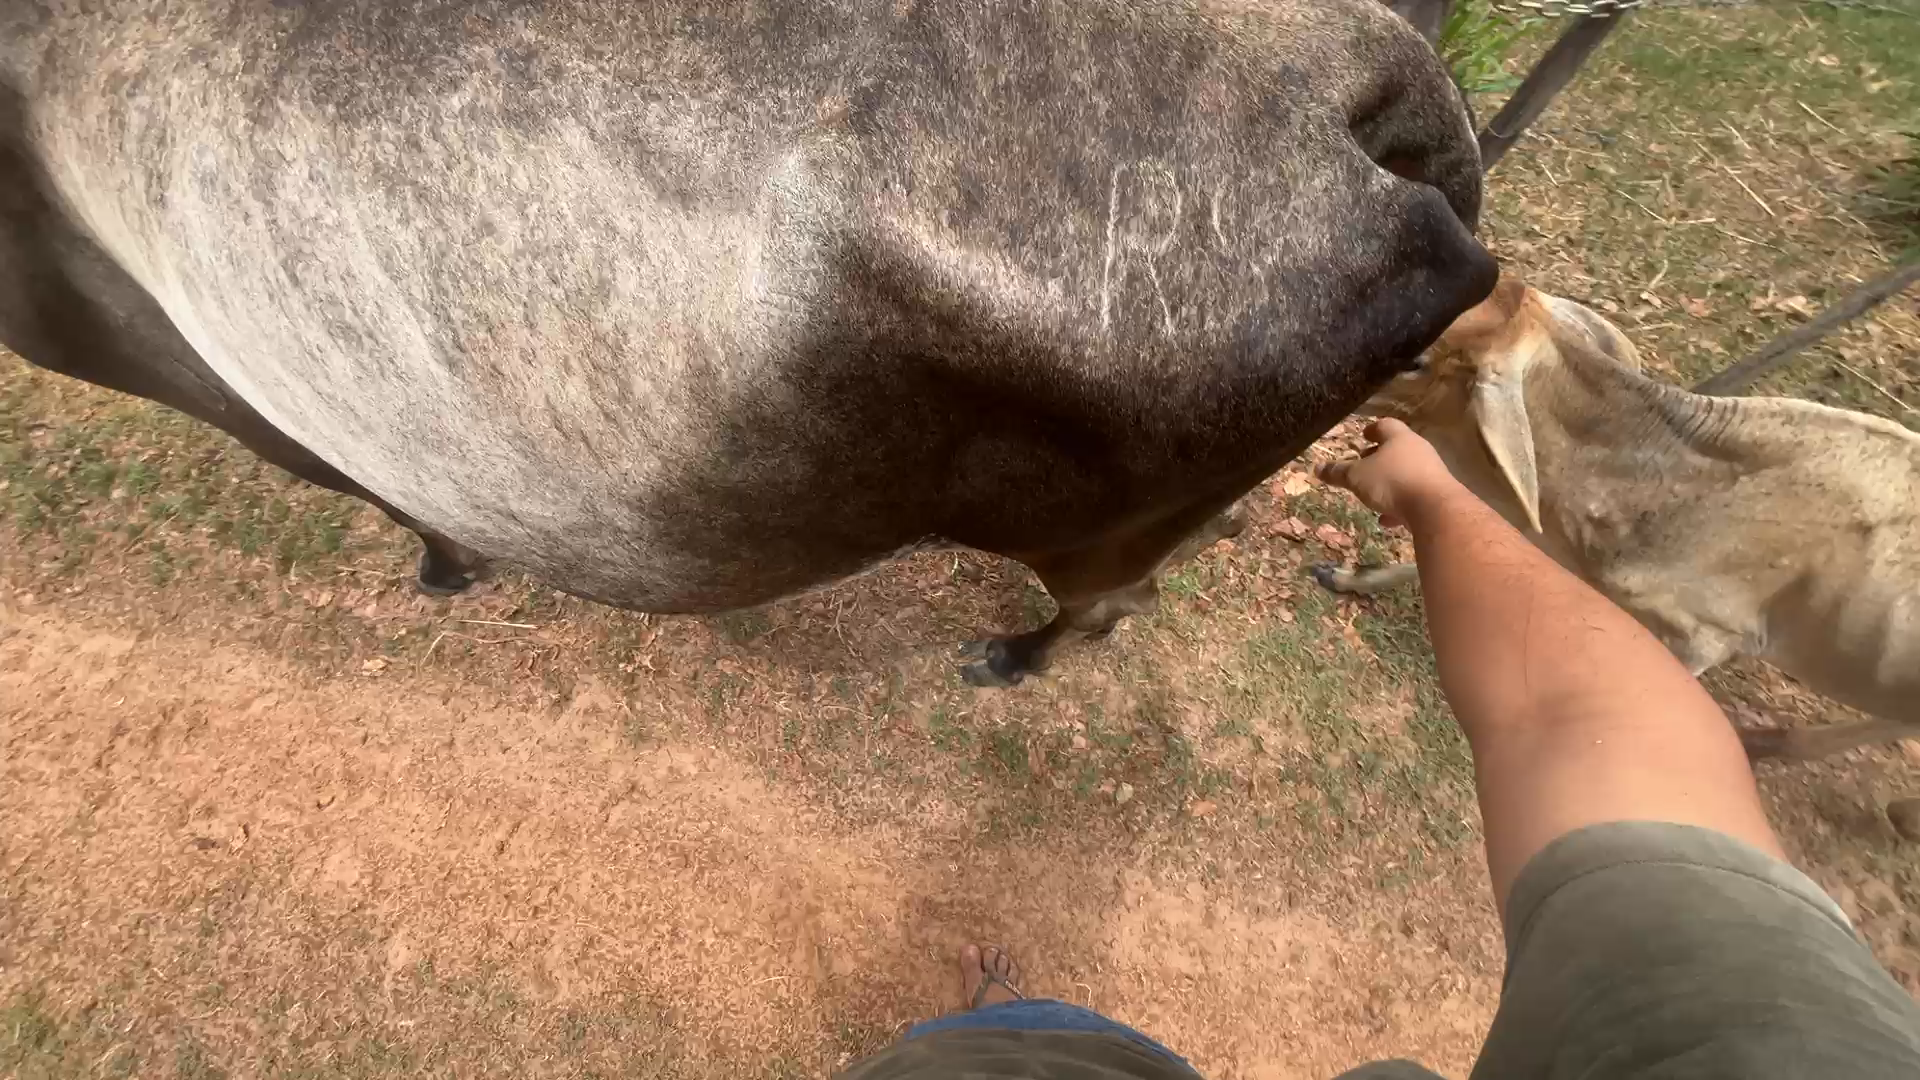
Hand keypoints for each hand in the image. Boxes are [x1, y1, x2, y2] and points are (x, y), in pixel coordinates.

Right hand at [1316, 419, 1458, 528]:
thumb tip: (1317, 468)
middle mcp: (1418, 451)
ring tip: (1371, 492)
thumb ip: (1337, 472)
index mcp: (1399, 439)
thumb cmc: (1391, 482)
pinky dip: (1398, 502)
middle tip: (1363, 463)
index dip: (1372, 429)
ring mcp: (1430, 472)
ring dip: (1388, 480)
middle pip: (1397, 448)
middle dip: (1378, 456)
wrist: (1434, 509)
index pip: (1385, 425)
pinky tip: (1386, 518)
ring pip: (1405, 472)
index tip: (1363, 435)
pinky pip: (1412, 494)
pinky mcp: (1437, 493)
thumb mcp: (1356, 477)